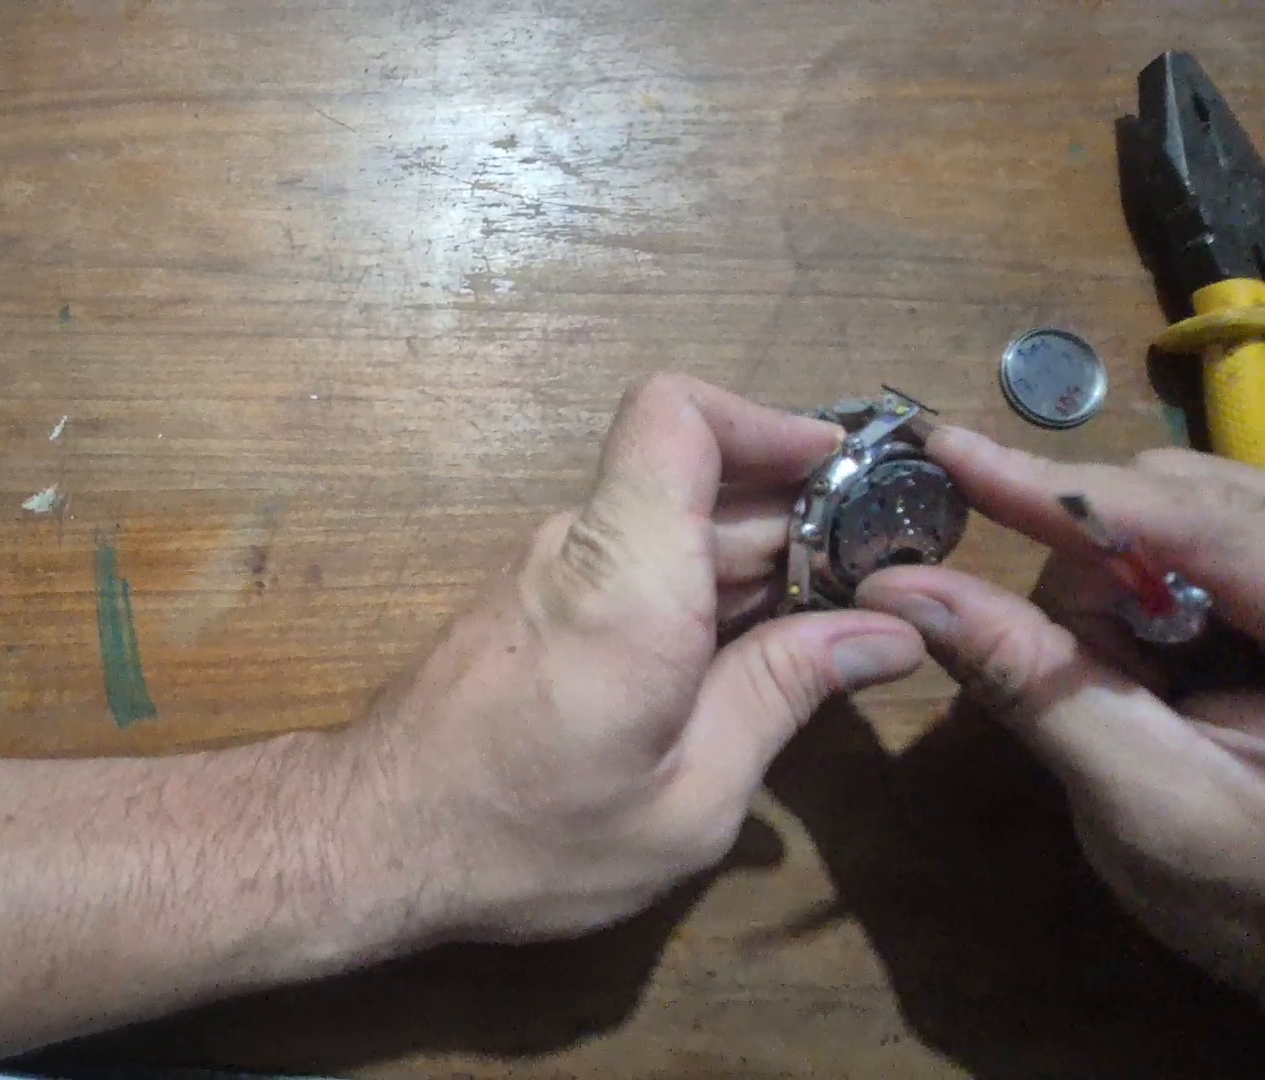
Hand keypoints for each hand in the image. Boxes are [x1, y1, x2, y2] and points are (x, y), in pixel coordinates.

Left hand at [353, 375, 925, 942]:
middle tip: (874, 583)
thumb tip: (881, 632)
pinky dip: (693, 585)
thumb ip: (779, 694)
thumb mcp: (687, 797)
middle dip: (790, 512)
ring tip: (822, 628)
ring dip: (746, 557)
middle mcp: (576, 547)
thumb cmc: (532, 837)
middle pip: (694, 476)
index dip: (762, 420)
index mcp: (623, 578)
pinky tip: (735, 653)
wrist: (383, 835)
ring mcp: (543, 567)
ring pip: (665, 521)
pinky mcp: (529, 597)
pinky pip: (628, 560)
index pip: (673, 415)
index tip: (839, 472)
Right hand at [855, 430, 1264, 1076]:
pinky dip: (1144, 586)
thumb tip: (894, 586)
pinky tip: (1166, 656)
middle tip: (1090, 672)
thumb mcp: (1143, 803)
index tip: (942, 450)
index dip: (1059, 486)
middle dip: (1095, 571)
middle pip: (1194, 500)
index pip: (1208, 525)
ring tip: (1137, 684)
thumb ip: (1027, 682)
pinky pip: (1212, 532)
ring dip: (1116, 583)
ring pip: (1193, 508)